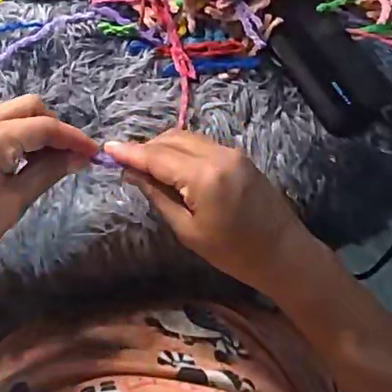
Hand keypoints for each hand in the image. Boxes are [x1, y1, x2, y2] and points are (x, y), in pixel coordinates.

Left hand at [0, 95, 98, 283]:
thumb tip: (79, 157)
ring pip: (13, 112)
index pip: (46, 126)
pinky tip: (20, 162)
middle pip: (30, 106)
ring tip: (47, 163)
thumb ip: (48, 173)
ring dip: (35, 128)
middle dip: (54, 126)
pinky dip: (16, 134)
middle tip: (68, 158)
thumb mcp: (12, 203)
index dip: (75, 138)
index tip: (95, 155)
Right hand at [102, 131, 316, 293]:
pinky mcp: (237, 154)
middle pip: (170, 139)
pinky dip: (181, 149)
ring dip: (162, 146)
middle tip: (124, 163)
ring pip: (185, 137)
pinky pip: (200, 143)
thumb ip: (158, 196)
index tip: (106, 149)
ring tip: (145, 165)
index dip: (130, 153)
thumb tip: (132, 173)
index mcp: (204, 176)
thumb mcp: (188, 231)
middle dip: (145, 148)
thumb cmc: (234, 253)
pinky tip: (171, 165)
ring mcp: (230, 150)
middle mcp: (217, 153)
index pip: (157, 156)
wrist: (284, 253)